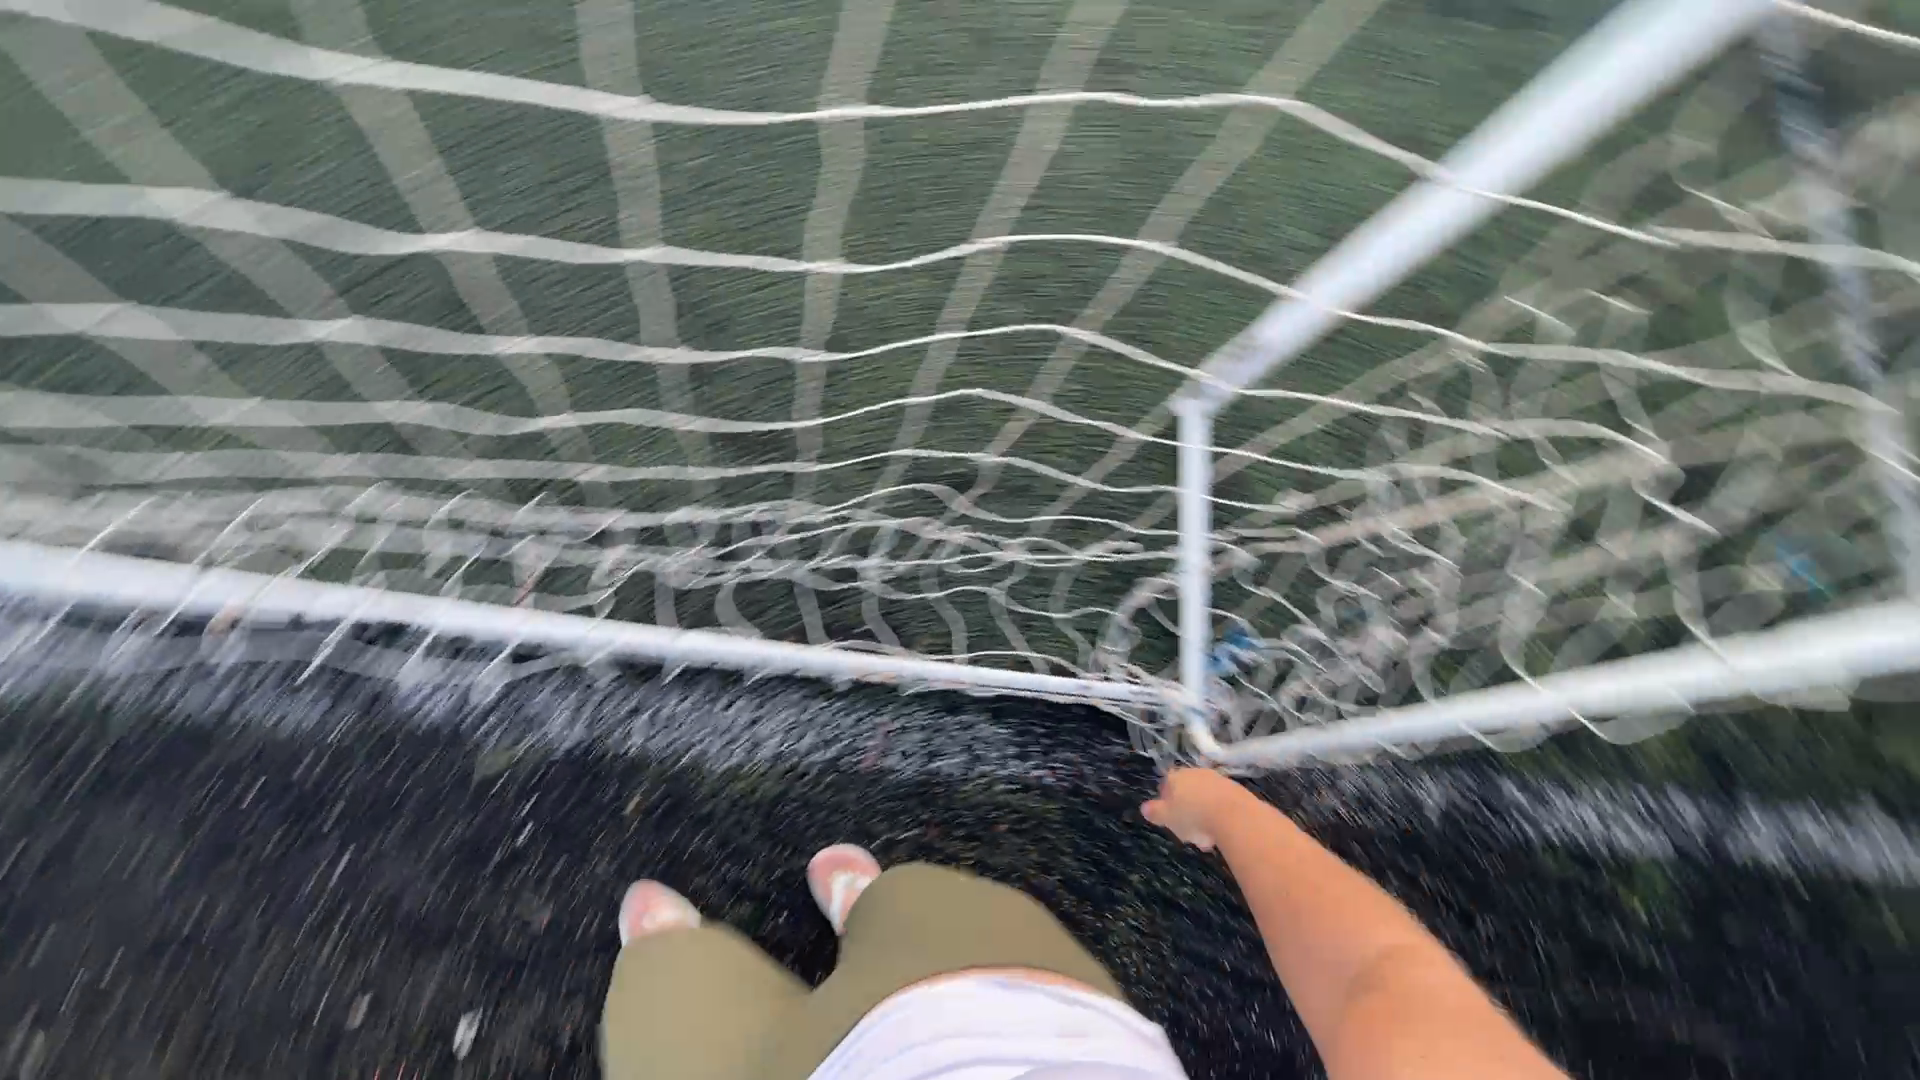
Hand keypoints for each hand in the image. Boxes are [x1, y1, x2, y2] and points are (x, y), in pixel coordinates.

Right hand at [1141, 767, 1248, 851]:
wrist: (1235, 815)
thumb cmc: (1194, 816)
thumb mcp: (1167, 818)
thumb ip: (1155, 812)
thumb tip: (1144, 808)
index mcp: (1176, 777)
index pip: (1166, 785)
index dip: (1166, 803)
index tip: (1170, 819)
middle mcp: (1195, 773)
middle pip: (1187, 792)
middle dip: (1187, 810)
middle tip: (1188, 831)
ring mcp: (1217, 779)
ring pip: (1205, 798)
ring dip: (1204, 814)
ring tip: (1207, 837)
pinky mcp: (1236, 789)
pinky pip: (1222, 803)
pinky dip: (1219, 814)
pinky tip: (1221, 831)